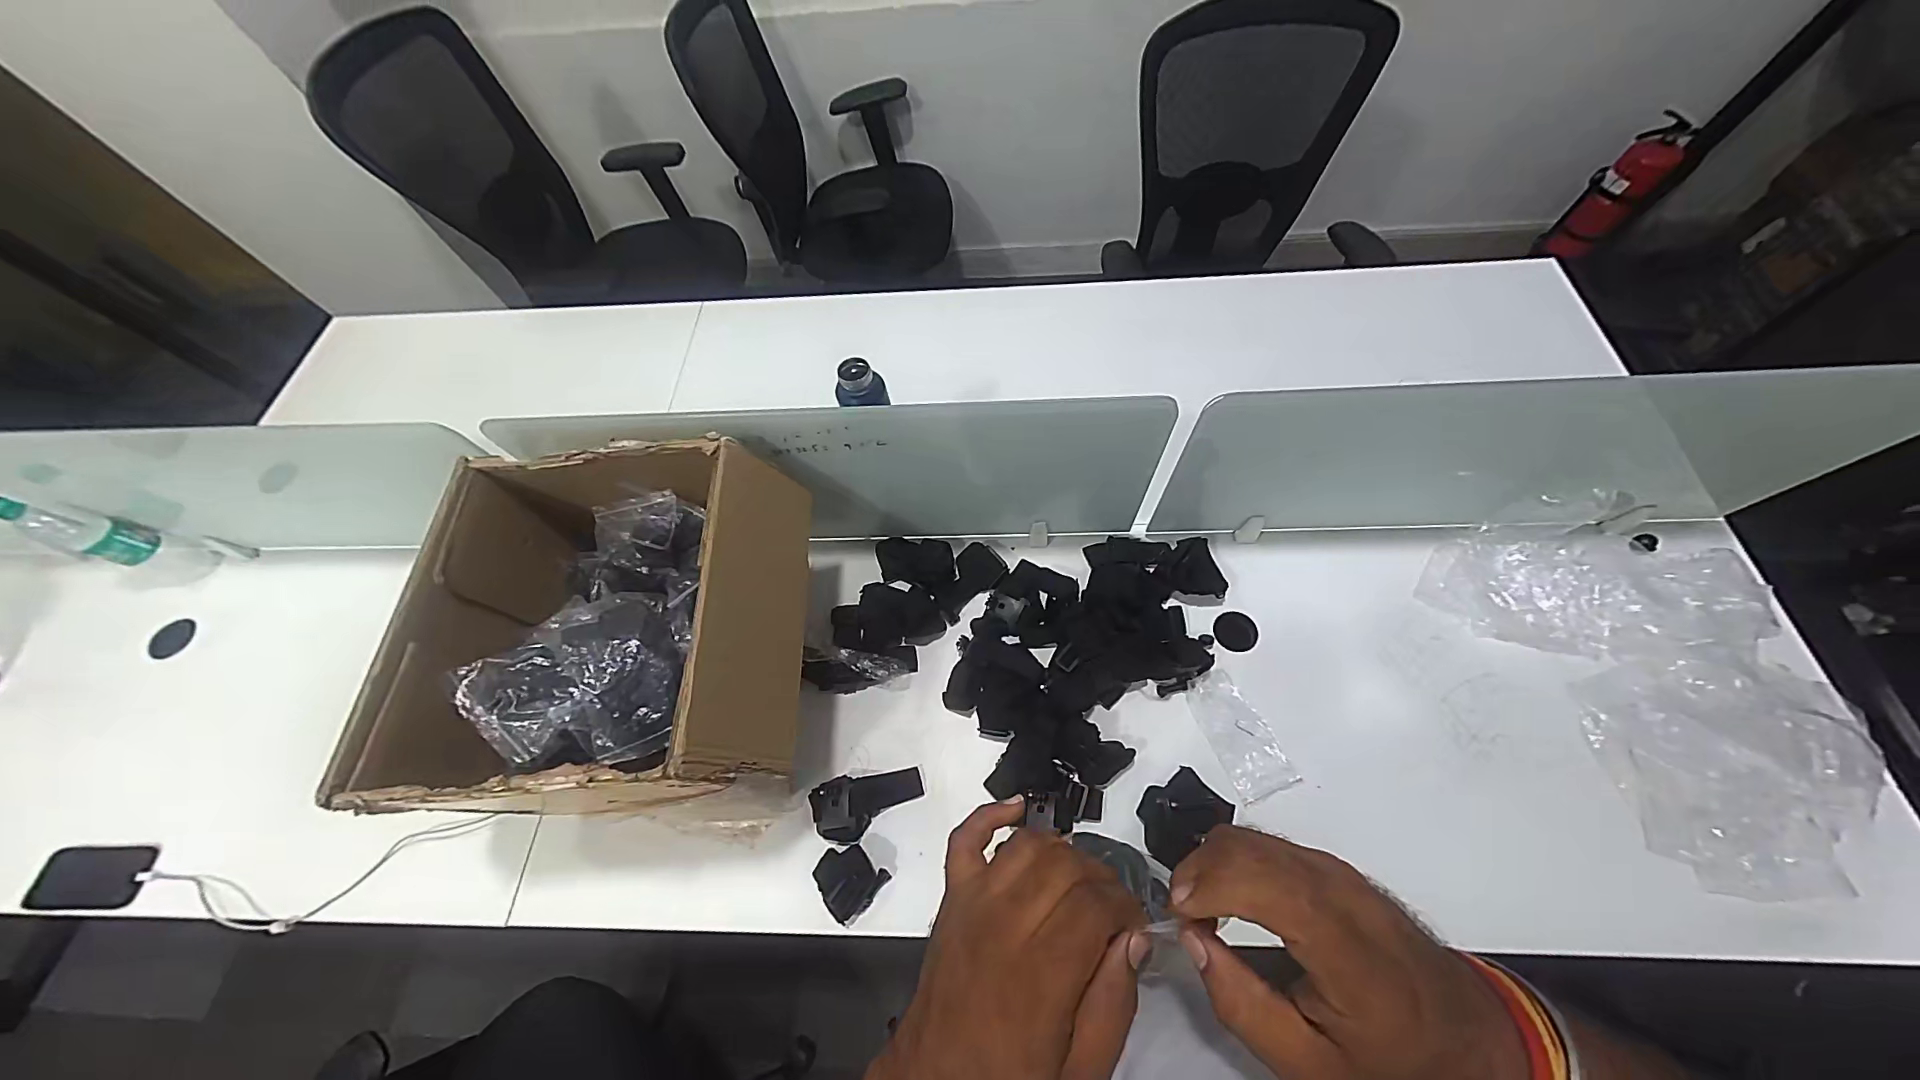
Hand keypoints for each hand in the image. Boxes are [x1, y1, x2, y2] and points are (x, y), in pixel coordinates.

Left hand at [867, 797, 1148, 1079]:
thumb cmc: (1006, 1078)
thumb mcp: (1080, 1069)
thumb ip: (1113, 1004)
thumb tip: (1133, 941)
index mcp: (1040, 976)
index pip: (1095, 905)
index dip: (1126, 906)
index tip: (1134, 923)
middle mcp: (1003, 928)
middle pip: (1066, 867)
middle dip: (1101, 878)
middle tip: (1112, 905)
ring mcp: (972, 905)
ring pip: (1026, 845)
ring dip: (1061, 849)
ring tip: (1078, 876)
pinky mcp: (951, 898)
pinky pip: (965, 839)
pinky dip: (989, 815)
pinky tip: (1016, 809)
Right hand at [1170, 825, 1527, 1079]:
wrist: (1462, 1034)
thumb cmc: (1393, 1057)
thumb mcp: (1311, 1064)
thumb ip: (1243, 1005)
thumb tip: (1193, 942)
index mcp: (1350, 950)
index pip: (1269, 885)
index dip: (1211, 885)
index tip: (1179, 914)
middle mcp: (1344, 894)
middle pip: (1248, 849)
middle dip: (1196, 872)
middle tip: (1182, 915)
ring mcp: (1337, 871)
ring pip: (1250, 838)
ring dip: (1210, 863)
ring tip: (1200, 909)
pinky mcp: (1330, 864)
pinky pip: (1264, 843)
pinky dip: (1230, 859)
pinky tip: (1226, 895)